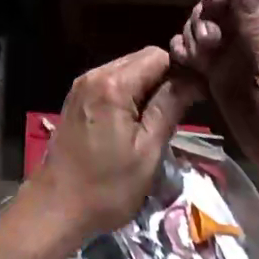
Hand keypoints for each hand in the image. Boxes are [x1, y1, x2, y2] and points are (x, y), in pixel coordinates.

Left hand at [20, 46, 196, 244]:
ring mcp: (82, 85)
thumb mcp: (148, 150)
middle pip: (139, 60)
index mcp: (112, 84)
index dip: (181, 69)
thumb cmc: (108, 185)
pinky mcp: (77, 98)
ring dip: (148, 87)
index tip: (200, 93)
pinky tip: (140, 120)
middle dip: (165, 78)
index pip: (155, 56)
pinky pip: (110, 84)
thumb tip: (192, 80)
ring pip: (125, 71)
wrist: (59, 202)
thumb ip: (168, 109)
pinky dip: (129, 94)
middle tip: (186, 109)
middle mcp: (93, 75)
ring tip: (165, 118)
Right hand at [170, 0, 258, 190]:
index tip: (210, 3)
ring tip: (197, 57)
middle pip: (221, 4)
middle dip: (205, 15)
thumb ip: (257, 31)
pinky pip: (193, 51)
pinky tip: (186, 62)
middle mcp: (256, 37)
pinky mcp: (217, 75)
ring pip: (203, 25)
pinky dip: (184, 51)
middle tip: (207, 41)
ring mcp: (235, 56)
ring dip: (193, 33)